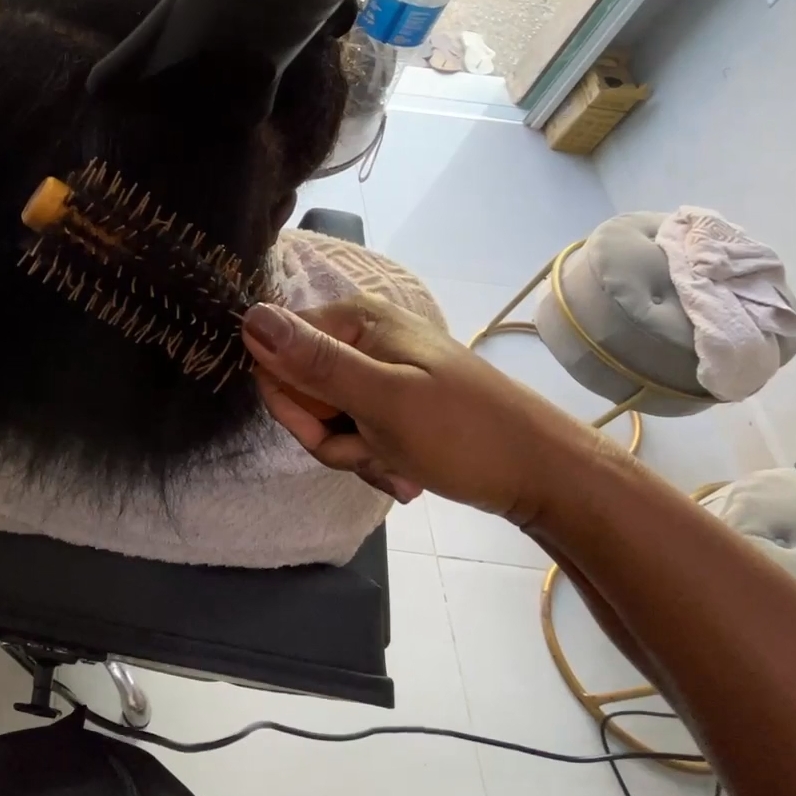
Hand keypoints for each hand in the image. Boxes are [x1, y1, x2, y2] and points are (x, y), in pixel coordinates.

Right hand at [240, 295, 619, 526]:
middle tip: (369, 450)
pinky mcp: (393, 398)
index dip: (291, 403)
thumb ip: (315, 362)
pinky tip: (402, 472)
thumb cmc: (466, 435)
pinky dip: (369, 456)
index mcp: (355, 319)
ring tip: (395, 464)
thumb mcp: (383, 401)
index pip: (273, 353)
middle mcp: (362, 335)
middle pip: (298, 389)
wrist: (545, 476)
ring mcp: (378, 367)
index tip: (329, 433)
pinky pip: (352, 428)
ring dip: (351, 452)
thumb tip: (250, 318)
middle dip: (326, 434)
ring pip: (323, 417)